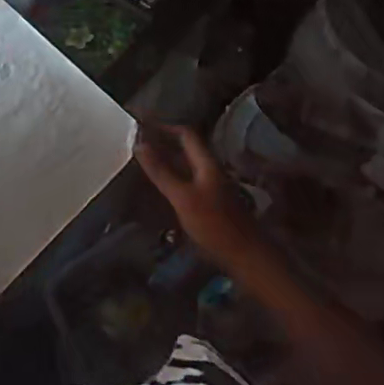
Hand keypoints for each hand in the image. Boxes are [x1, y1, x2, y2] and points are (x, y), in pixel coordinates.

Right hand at [134, 121, 266, 270]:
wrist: (247, 258)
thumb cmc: (214, 224)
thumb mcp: (183, 197)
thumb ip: (161, 171)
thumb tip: (139, 143)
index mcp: (206, 163)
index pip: (185, 134)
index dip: (164, 127)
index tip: (142, 127)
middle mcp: (209, 171)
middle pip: (185, 150)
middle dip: (162, 144)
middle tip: (137, 145)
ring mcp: (210, 188)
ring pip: (185, 168)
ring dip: (165, 163)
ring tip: (141, 164)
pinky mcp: (209, 205)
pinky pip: (185, 184)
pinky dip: (170, 180)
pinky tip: (157, 189)